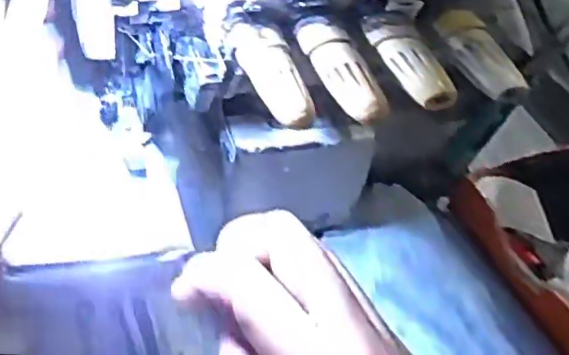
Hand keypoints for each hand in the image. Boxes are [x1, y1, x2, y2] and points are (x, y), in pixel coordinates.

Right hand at [174, 211, 405, 354]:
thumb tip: (227, 333)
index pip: (250, 280)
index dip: (204, 274)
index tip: (181, 293)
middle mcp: (354, 325)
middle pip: (284, 234)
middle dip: (237, 244)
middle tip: (213, 285)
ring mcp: (378, 322)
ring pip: (308, 246)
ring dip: (265, 259)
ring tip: (243, 304)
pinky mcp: (387, 330)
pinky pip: (328, 276)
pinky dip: (292, 281)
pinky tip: (280, 323)